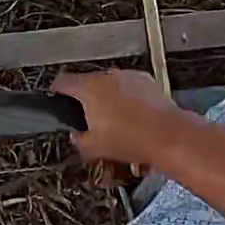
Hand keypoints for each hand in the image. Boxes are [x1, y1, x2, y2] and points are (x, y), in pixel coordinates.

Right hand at [52, 70, 195, 165]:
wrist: (168, 135)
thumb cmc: (129, 139)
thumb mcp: (95, 148)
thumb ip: (80, 140)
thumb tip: (77, 136)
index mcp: (89, 88)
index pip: (63, 82)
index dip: (56, 91)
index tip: (55, 97)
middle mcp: (108, 76)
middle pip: (88, 83)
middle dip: (86, 99)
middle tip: (88, 120)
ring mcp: (129, 76)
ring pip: (110, 85)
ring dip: (107, 98)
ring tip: (113, 121)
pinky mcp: (147, 82)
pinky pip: (129, 88)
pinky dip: (127, 98)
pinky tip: (133, 117)